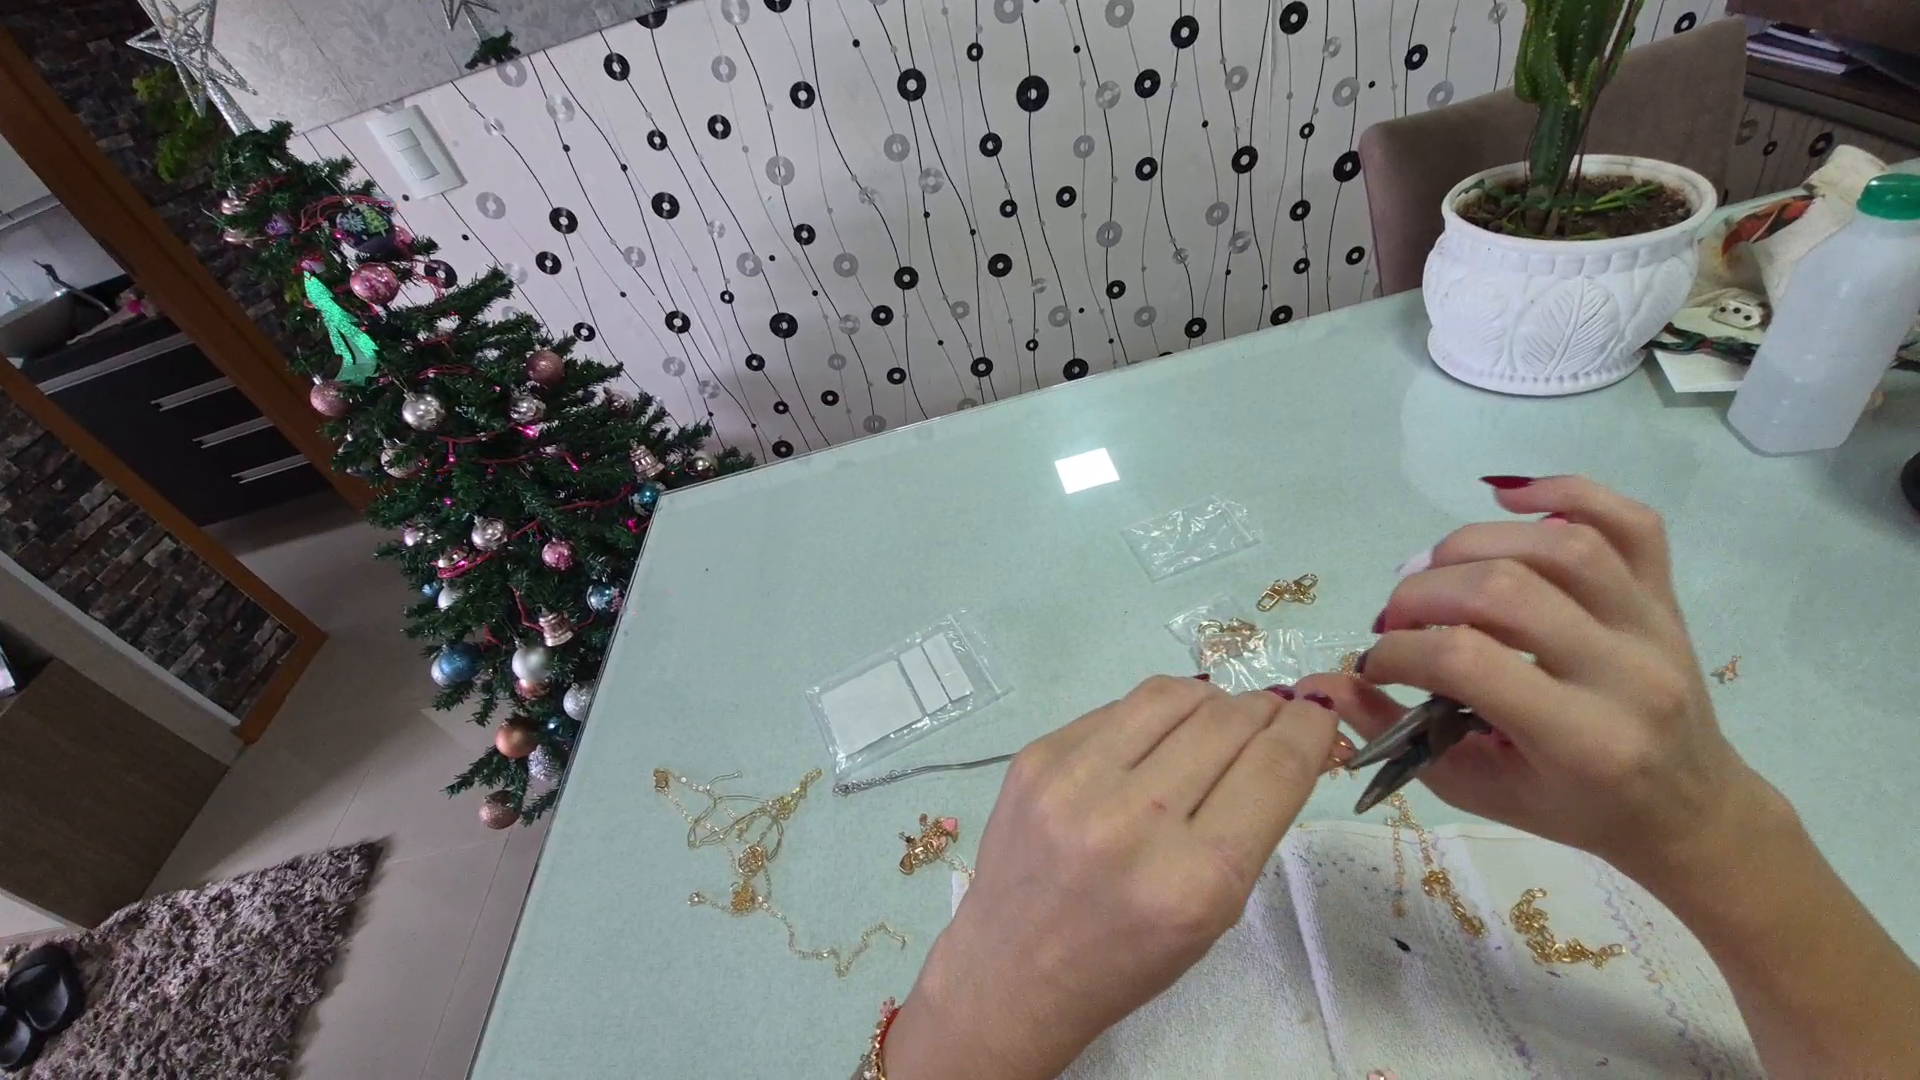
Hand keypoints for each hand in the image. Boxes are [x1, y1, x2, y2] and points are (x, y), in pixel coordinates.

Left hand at [884, 676, 1341, 1079]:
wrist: (1013, 966)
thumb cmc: (1126, 956)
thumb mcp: (1212, 912)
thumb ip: (1250, 821)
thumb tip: (1282, 735)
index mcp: (1195, 880)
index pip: (1275, 768)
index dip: (1308, 728)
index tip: (1317, 715)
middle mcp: (1132, 819)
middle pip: (1226, 720)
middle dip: (1262, 709)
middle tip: (1268, 715)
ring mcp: (1073, 779)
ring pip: (1168, 693)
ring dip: (1207, 698)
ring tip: (1213, 718)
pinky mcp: (1035, 755)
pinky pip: (1114, 708)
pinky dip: (1149, 715)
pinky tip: (1151, 738)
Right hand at [1319, 475, 1773, 884]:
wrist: (1685, 809)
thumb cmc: (1568, 806)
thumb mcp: (1469, 788)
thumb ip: (1389, 731)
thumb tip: (1321, 684)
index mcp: (1582, 738)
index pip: (1465, 661)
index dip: (1397, 652)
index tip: (1375, 665)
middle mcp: (1627, 672)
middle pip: (1503, 589)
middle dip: (1419, 595)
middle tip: (1396, 622)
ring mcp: (1654, 625)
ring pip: (1558, 544)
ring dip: (1468, 546)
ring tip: (1433, 574)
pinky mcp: (1666, 596)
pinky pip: (1629, 521)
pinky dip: (1564, 493)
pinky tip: (1506, 499)